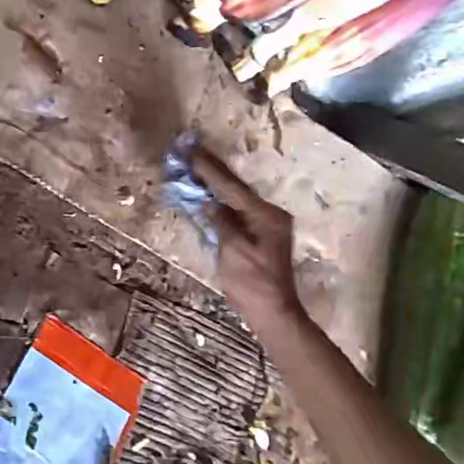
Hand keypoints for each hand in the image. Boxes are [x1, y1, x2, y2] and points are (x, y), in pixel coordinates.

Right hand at [190, 148, 301, 321]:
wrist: (272, 312)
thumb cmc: (252, 283)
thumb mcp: (233, 251)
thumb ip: (221, 222)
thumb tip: (209, 202)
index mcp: (265, 215)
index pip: (231, 187)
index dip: (208, 170)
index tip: (190, 152)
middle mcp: (269, 214)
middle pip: (236, 188)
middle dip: (212, 171)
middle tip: (191, 152)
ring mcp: (266, 224)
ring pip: (236, 198)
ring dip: (215, 184)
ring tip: (195, 167)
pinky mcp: (259, 235)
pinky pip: (237, 211)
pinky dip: (220, 201)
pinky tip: (208, 194)